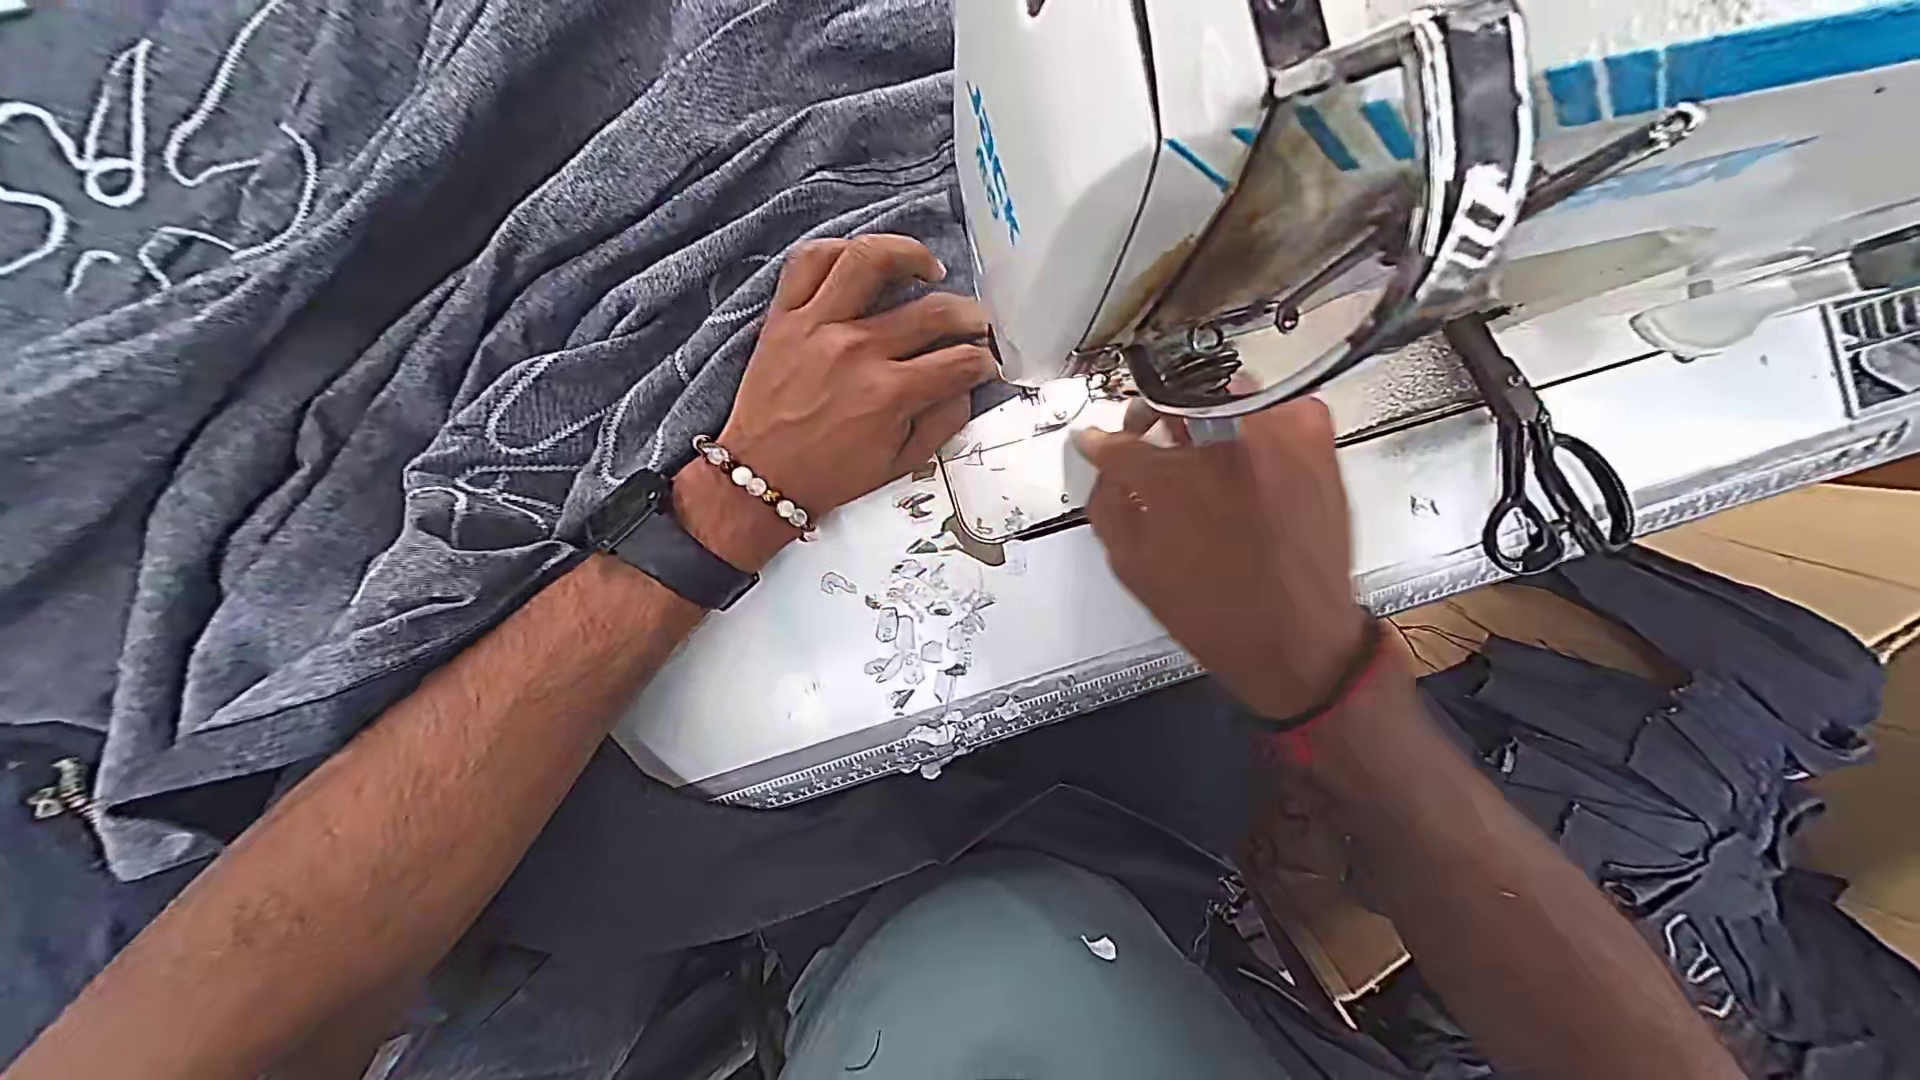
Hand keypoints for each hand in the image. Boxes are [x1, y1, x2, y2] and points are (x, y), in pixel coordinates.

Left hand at [674, 235, 995, 569]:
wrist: (765, 475)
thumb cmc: (830, 473)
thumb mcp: (901, 462)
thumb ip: (942, 422)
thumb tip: (966, 385)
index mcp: (889, 395)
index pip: (959, 361)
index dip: (984, 360)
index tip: (985, 362)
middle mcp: (857, 352)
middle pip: (933, 311)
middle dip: (970, 316)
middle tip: (974, 324)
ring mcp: (818, 327)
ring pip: (871, 260)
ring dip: (911, 255)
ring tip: (927, 269)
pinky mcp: (785, 317)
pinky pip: (810, 261)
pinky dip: (840, 249)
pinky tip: (862, 263)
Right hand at [1075, 399, 1370, 719]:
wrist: (1296, 637)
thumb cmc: (1221, 612)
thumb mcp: (1135, 565)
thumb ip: (1108, 504)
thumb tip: (1103, 470)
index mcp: (1171, 479)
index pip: (1119, 439)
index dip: (1101, 442)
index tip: (1100, 441)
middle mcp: (1224, 447)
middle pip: (1170, 398)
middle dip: (1149, 416)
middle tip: (1146, 435)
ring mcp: (1275, 438)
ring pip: (1221, 395)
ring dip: (1199, 416)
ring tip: (1198, 451)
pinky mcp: (1314, 442)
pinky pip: (1275, 408)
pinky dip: (1254, 422)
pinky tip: (1243, 457)